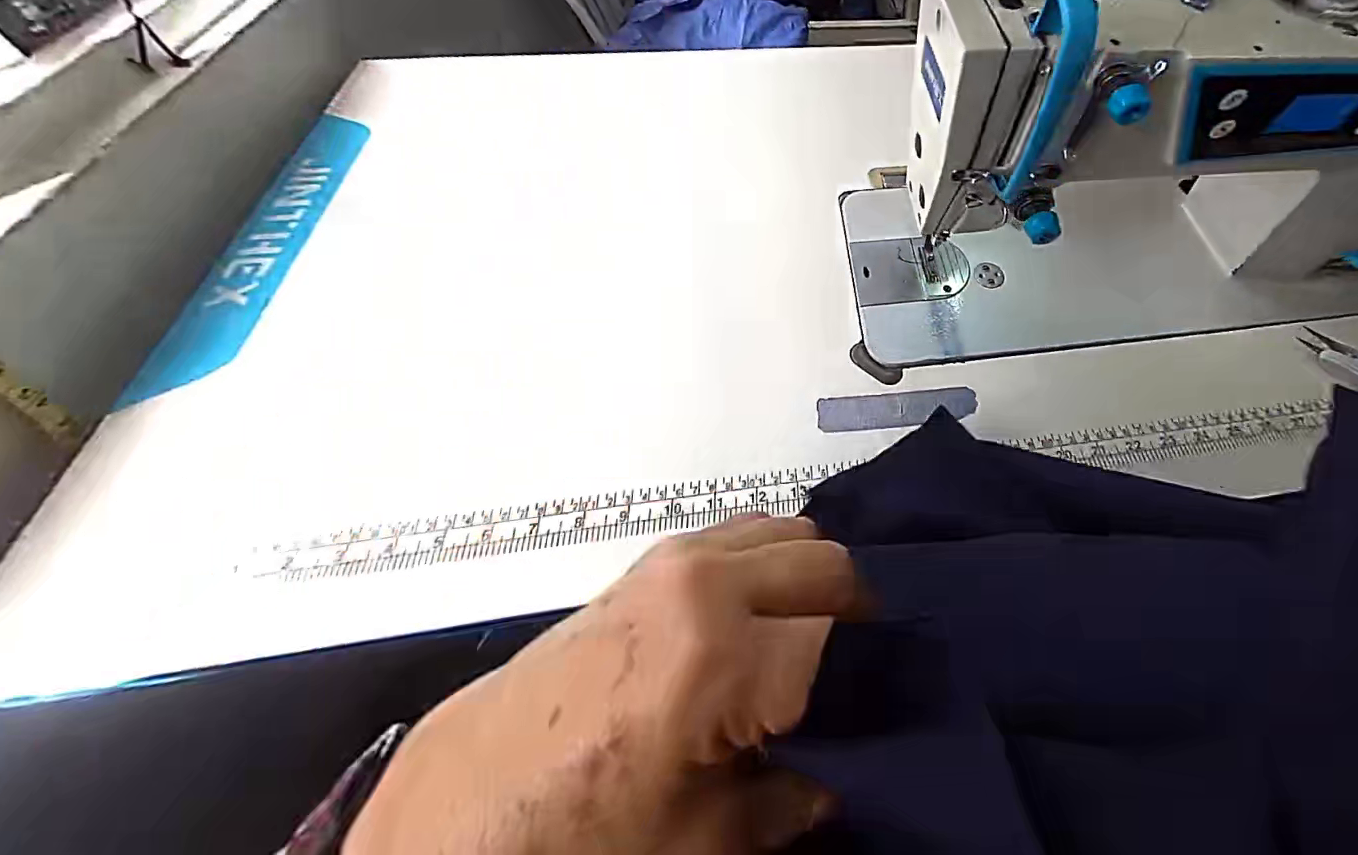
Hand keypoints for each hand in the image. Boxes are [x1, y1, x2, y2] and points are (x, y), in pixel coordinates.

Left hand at [344, 513, 858, 854]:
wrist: (481, 781)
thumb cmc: (585, 821)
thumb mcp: (702, 837)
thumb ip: (785, 800)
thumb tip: (834, 778)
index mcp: (724, 646)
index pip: (839, 630)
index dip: (869, 670)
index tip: (876, 703)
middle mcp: (705, 578)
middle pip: (822, 560)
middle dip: (849, 608)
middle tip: (849, 669)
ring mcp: (675, 557)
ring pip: (782, 531)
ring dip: (806, 575)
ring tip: (801, 638)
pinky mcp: (652, 558)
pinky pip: (736, 533)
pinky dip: (764, 559)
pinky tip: (752, 615)